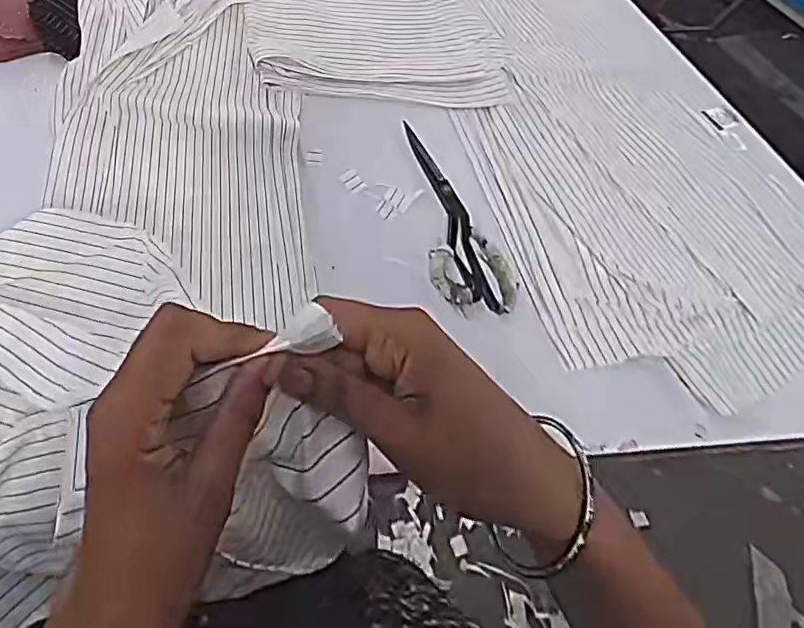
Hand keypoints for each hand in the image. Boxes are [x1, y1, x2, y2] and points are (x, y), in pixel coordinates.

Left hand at [48, 305, 274, 627]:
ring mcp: (116, 404)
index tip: (267, 351)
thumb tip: (264, 367)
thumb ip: (237, 417)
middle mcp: (113, 398)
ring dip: (211, 350)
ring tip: (252, 374)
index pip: (174, 334)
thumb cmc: (155, 561)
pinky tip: (226, 391)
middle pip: (167, 330)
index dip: (226, 334)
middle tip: (263, 362)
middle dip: (220, 338)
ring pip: (165, 343)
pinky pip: (163, 367)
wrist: (118, 602)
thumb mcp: (210, 488)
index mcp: (127, 413)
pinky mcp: (125, 413)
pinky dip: (199, 368)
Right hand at [276, 298, 583, 550]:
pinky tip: (337, 419)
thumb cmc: (473, 460)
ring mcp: (409, 349)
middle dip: (307, 365)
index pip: (326, 314)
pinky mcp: (413, 369)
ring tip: (305, 418)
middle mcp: (402, 328)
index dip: (292, 341)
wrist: (538, 489)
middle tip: (281, 406)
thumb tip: (282, 365)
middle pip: (334, 332)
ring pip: (347, 353)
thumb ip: (337, 394)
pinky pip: (367, 369)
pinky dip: (348, 391)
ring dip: (327, 383)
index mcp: (401, 330)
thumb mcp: (397, 431)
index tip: (266, 376)